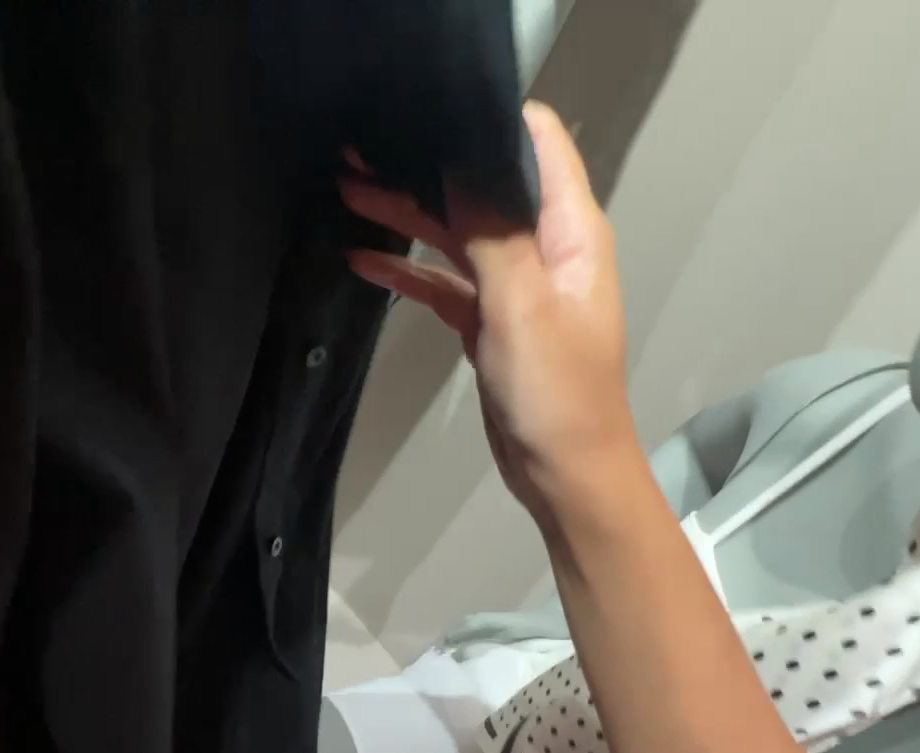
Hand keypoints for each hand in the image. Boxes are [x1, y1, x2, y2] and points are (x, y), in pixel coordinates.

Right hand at [340, 101, 631, 522]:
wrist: (562, 471)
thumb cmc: (556, 392)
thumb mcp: (523, 306)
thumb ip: (494, 234)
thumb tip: (463, 165)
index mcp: (569, 233)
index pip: (537, 147)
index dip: (486, 124)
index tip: (425, 115)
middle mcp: (544, 250)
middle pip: (482, 191)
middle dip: (428, 169)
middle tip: (362, 154)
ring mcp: (514, 287)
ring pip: (457, 237)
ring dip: (409, 218)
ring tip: (350, 194)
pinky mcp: (489, 322)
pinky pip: (444, 285)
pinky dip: (409, 273)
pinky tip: (365, 261)